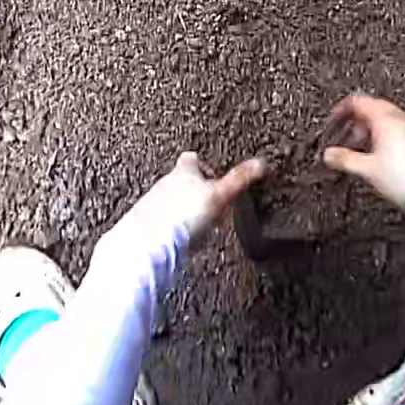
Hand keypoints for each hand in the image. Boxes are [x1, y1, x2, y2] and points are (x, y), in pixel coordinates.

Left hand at [114, 152, 269, 248]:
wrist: (147, 244)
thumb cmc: (180, 216)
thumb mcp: (219, 195)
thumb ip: (238, 179)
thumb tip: (260, 164)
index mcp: (183, 171)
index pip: (194, 159)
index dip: (205, 167)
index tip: (215, 178)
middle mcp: (165, 183)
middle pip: (182, 182)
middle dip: (195, 194)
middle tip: (211, 210)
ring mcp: (152, 204)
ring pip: (171, 204)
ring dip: (183, 214)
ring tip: (197, 232)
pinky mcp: (144, 226)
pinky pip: (161, 225)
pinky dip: (172, 232)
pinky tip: (180, 245)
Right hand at [319, 94, 404, 207]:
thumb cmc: (404, 178)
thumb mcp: (368, 169)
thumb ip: (345, 159)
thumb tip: (328, 154)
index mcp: (385, 118)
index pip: (359, 101)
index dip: (343, 109)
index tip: (333, 118)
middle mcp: (401, 118)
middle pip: (374, 107)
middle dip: (357, 118)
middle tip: (345, 131)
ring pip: (387, 118)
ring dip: (371, 127)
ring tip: (361, 145)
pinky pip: (399, 128)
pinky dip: (386, 134)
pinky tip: (382, 152)